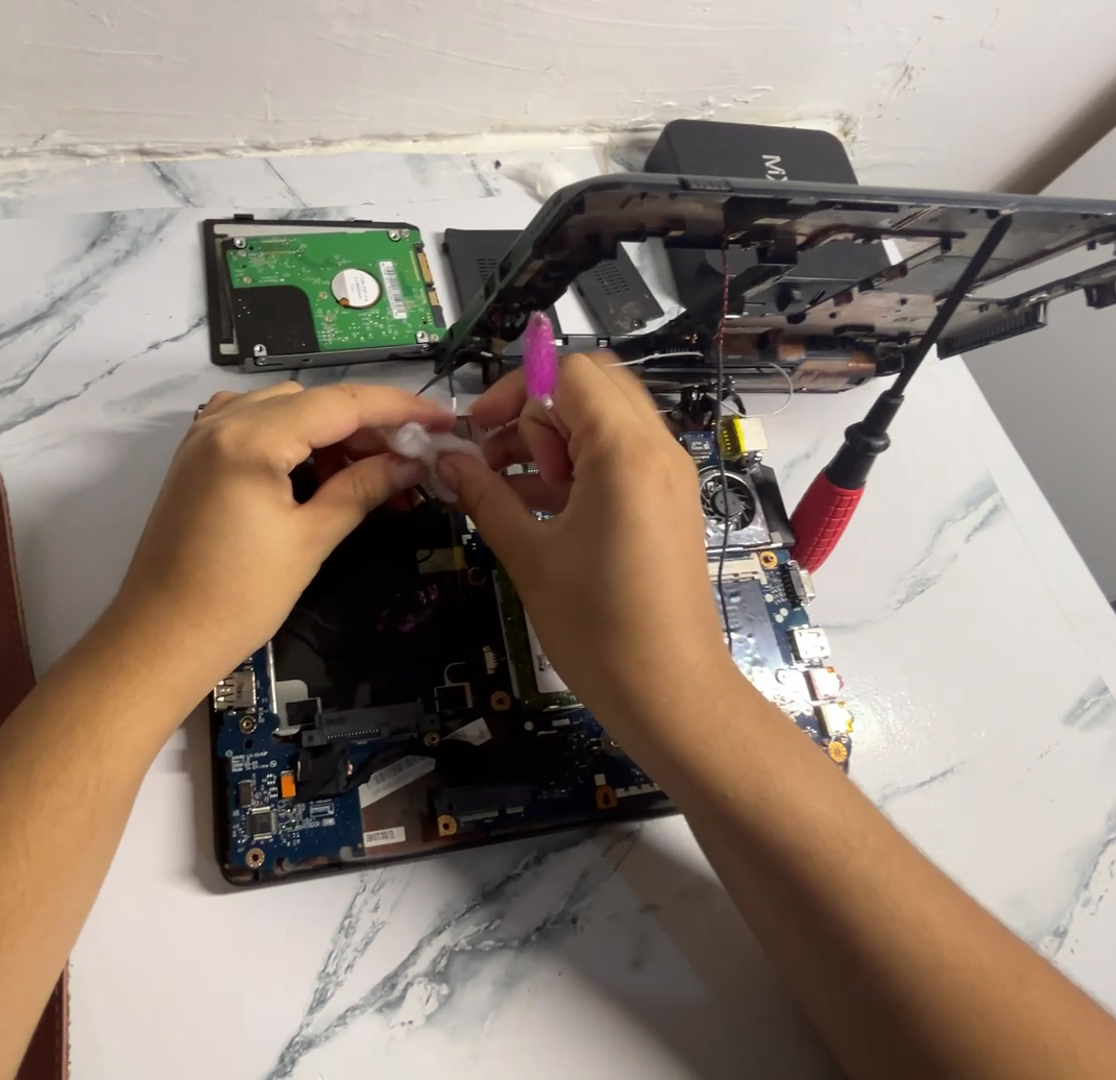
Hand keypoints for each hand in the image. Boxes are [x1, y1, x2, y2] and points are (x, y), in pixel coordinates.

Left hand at [100, 382, 453, 699]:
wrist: (161, 639)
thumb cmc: (239, 598)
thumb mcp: (311, 540)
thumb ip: (362, 489)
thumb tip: (412, 463)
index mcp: (250, 437)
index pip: (341, 402)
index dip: (398, 408)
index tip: (442, 421)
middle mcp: (223, 420)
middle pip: (314, 402)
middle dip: (367, 426)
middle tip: (411, 461)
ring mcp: (205, 436)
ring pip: (288, 411)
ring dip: (334, 434)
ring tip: (373, 474)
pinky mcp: (199, 457)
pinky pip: (259, 428)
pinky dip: (298, 442)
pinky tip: (322, 472)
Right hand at [438, 354, 737, 724]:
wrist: (670, 693)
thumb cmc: (597, 626)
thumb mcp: (529, 556)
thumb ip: (484, 497)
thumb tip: (445, 461)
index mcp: (624, 451)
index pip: (568, 372)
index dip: (514, 390)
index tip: (479, 431)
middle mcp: (656, 449)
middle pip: (588, 390)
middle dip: (533, 416)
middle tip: (501, 465)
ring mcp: (668, 476)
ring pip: (602, 424)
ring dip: (552, 444)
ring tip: (510, 493)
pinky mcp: (667, 504)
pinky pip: (617, 461)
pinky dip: (577, 470)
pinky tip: (537, 511)